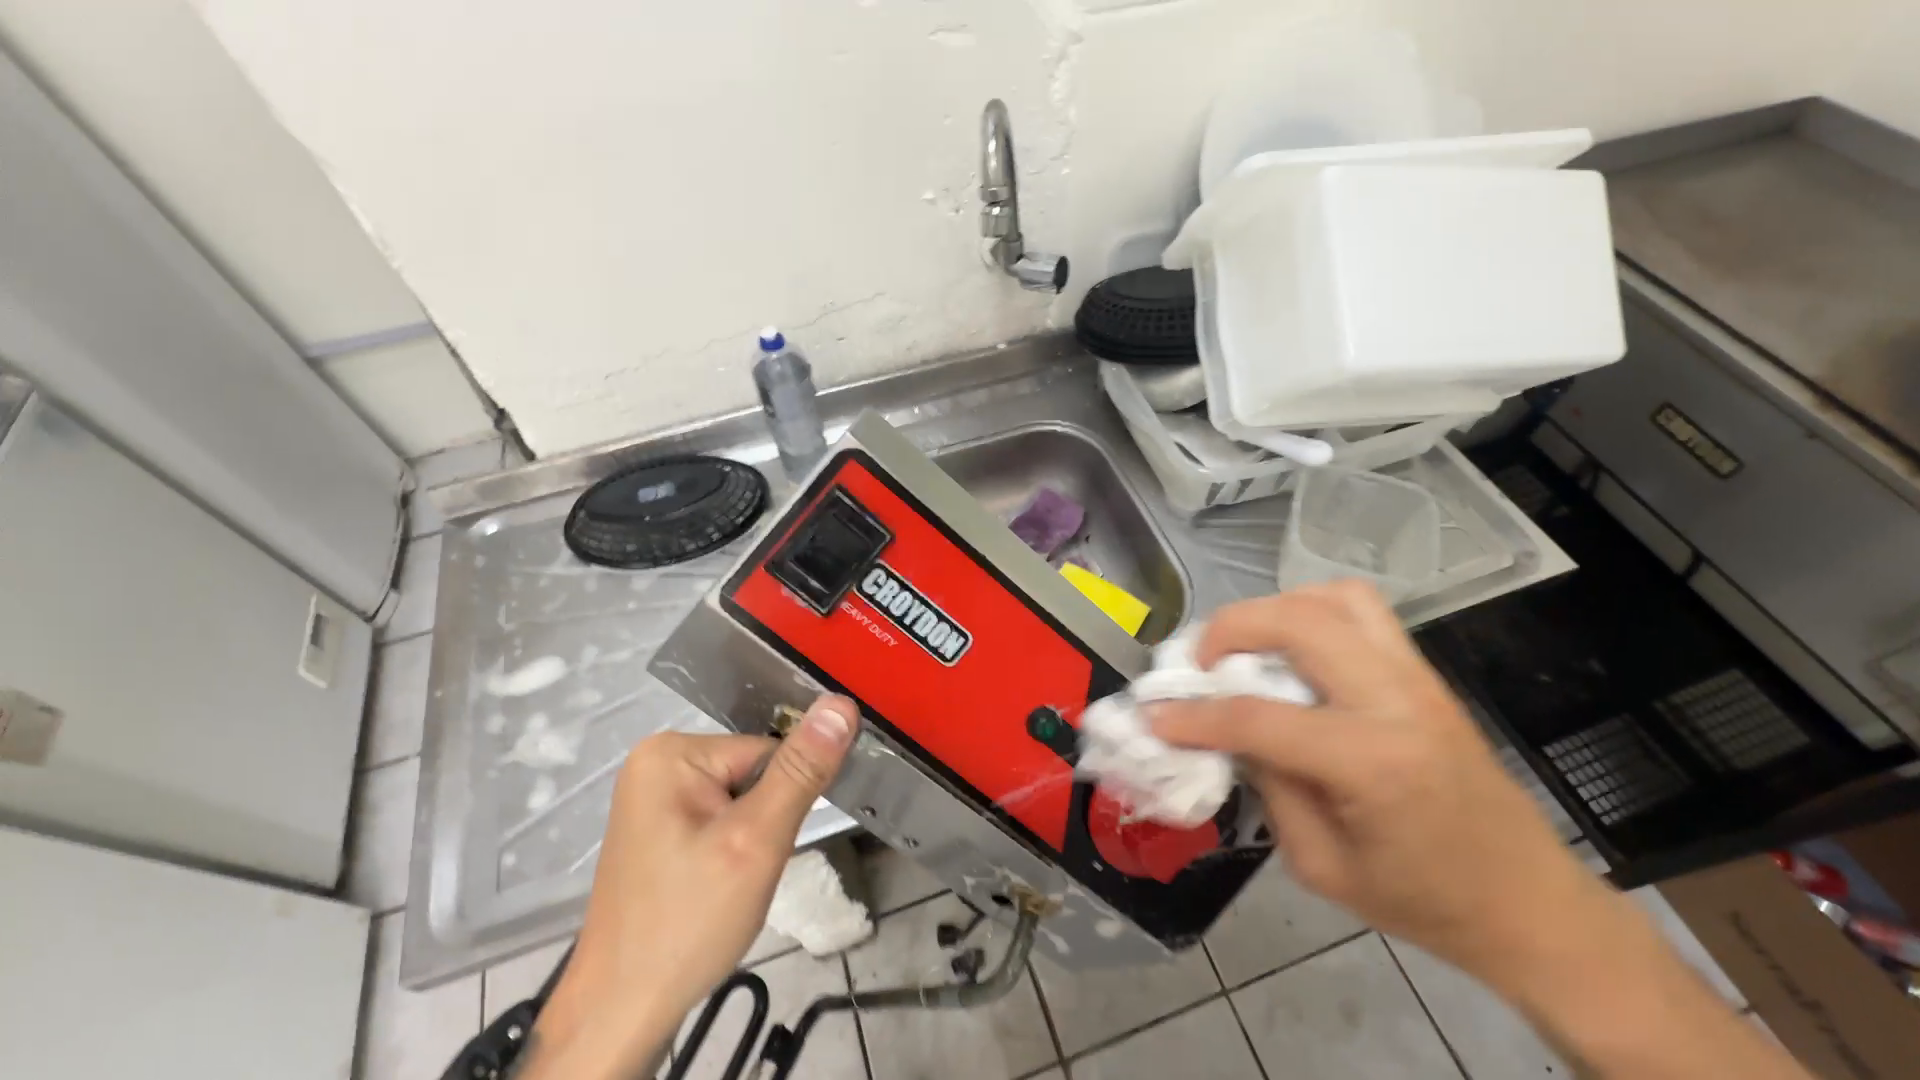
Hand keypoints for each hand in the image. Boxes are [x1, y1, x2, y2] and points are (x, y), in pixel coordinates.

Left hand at [524, 695, 858, 1078]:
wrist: (623, 1007)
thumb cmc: (689, 920)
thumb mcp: (756, 841)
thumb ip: (801, 771)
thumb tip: (841, 705)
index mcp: (672, 752)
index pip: (768, 751)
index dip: (784, 800)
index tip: (767, 848)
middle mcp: (656, 762)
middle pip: (752, 774)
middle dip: (764, 823)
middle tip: (746, 872)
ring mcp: (652, 798)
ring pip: (740, 801)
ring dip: (750, 840)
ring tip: (729, 883)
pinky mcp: (656, 830)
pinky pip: (717, 822)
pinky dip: (730, 851)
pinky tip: (715, 886)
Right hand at [1152, 584, 1607, 987]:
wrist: (1526, 902)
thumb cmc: (1421, 901)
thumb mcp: (1320, 865)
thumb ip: (1268, 787)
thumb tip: (1226, 733)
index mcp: (1371, 761)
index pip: (1258, 717)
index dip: (1193, 716)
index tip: (1152, 716)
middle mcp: (1396, 700)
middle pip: (1299, 622)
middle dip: (1230, 629)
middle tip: (1198, 665)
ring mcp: (1418, 678)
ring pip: (1334, 599)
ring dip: (1276, 610)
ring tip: (1246, 649)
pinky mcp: (1425, 675)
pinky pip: (1361, 614)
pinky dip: (1311, 614)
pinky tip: (1291, 655)